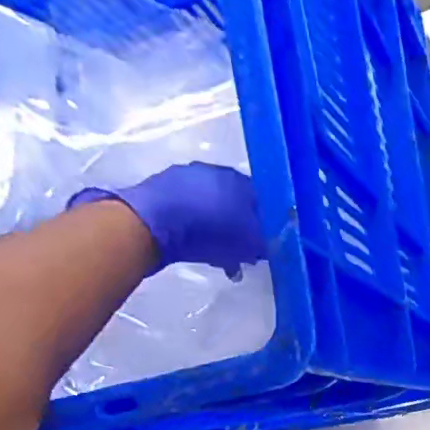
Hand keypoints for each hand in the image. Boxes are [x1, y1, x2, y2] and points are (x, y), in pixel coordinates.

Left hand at [69, 163, 267, 277]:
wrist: (150, 224)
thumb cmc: (210, 230)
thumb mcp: (251, 241)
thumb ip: (270, 241)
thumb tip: (279, 243)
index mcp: (238, 178)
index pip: (264, 200)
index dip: (270, 224)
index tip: (269, 244)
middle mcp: (213, 172)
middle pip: (238, 204)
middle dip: (244, 229)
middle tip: (246, 253)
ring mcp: (185, 179)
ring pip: (215, 209)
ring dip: (222, 232)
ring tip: (223, 257)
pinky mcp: (162, 192)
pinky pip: (192, 214)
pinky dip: (200, 231)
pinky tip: (201, 249)